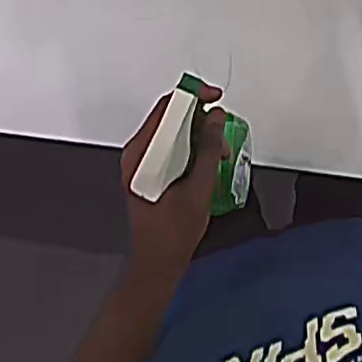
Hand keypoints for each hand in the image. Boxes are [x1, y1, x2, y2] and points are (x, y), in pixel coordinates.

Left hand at [119, 85, 226, 277]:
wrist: (156, 266)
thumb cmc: (173, 232)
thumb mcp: (197, 188)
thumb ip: (207, 149)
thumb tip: (215, 116)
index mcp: (141, 153)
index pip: (167, 107)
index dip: (193, 95)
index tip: (217, 98)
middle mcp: (139, 152)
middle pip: (172, 116)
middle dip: (203, 121)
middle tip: (222, 139)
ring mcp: (144, 162)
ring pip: (177, 131)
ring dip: (202, 137)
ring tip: (220, 157)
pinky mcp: (152, 171)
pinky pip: (175, 146)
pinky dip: (195, 148)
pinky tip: (210, 165)